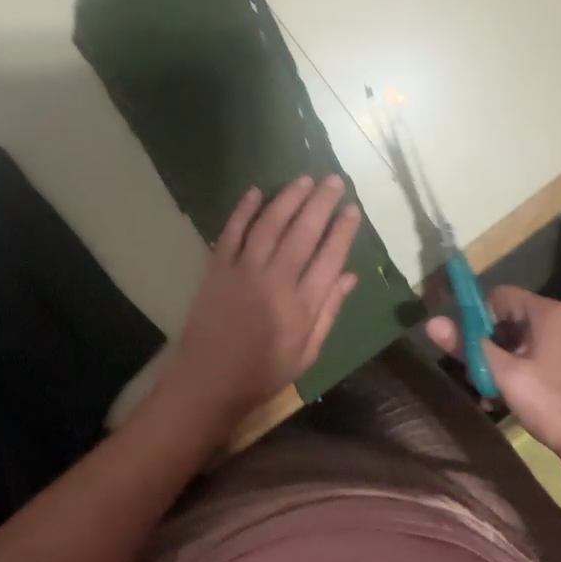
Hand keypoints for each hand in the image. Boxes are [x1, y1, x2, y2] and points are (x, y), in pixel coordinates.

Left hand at [162, 177, 361, 422]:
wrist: (207, 381)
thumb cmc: (262, 373)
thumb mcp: (306, 354)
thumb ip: (328, 313)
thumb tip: (350, 276)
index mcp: (301, 306)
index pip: (330, 257)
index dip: (343, 231)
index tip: (353, 209)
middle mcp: (275, 282)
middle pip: (303, 233)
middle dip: (321, 203)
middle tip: (334, 181)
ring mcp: (243, 272)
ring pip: (270, 225)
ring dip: (288, 199)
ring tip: (304, 180)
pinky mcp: (217, 270)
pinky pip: (231, 233)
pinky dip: (243, 210)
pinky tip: (256, 192)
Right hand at [427, 286, 560, 476]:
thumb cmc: (551, 404)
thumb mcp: (502, 375)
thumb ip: (468, 346)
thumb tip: (431, 322)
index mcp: (553, 312)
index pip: (502, 295)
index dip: (478, 317)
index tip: (470, 348)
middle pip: (517, 318)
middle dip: (493, 344)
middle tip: (479, 377)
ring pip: (533, 339)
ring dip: (509, 361)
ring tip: (495, 393)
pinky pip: (551, 353)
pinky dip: (531, 367)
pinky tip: (519, 396)